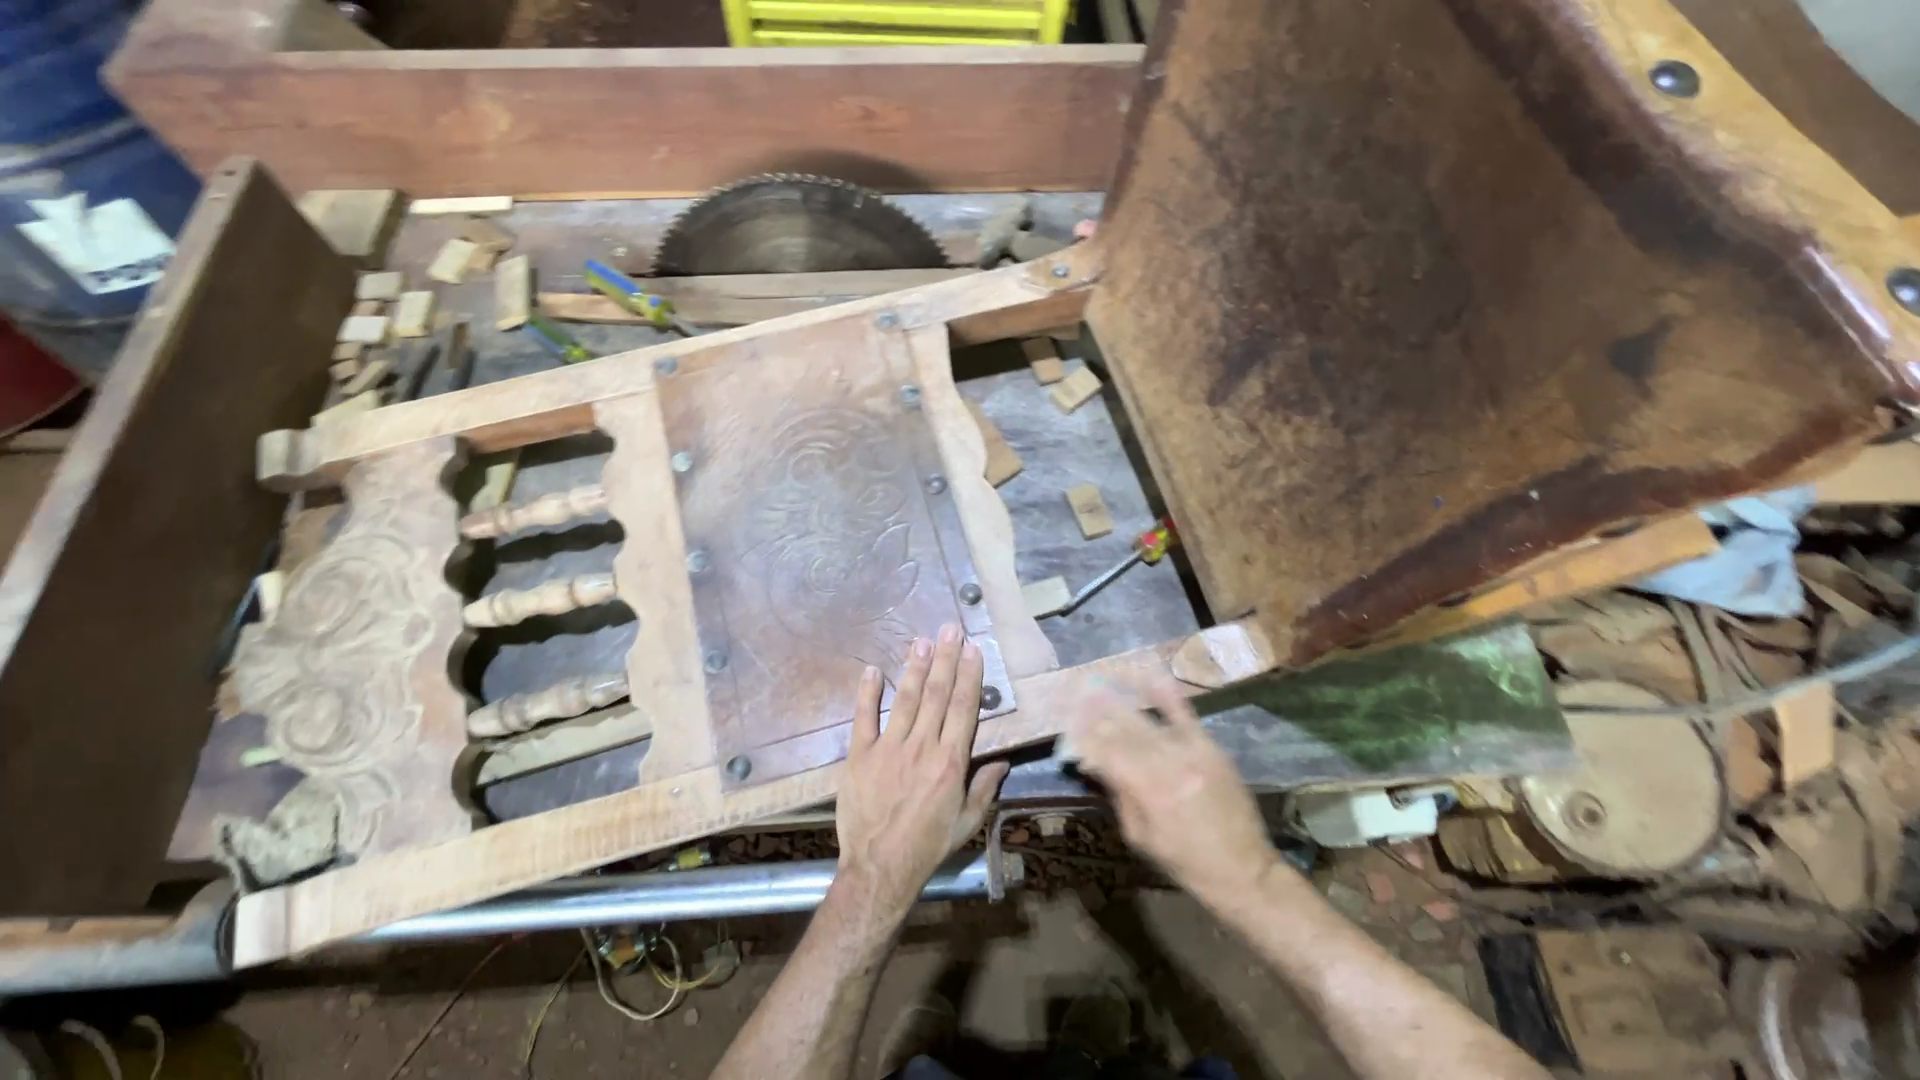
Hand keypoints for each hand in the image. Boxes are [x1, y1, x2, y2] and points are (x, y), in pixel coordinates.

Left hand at [835, 624, 1009, 919]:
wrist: (880, 868)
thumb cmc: (928, 847)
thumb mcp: (967, 822)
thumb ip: (984, 788)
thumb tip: (1003, 760)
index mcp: (950, 762)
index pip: (964, 708)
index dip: (969, 675)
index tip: (973, 649)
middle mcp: (922, 747)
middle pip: (937, 694)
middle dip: (946, 659)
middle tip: (950, 629)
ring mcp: (888, 749)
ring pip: (906, 699)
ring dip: (916, 667)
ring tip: (922, 640)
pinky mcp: (860, 756)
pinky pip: (864, 718)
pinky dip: (868, 693)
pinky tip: (873, 670)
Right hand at [1067, 675, 1281, 902]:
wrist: (1242, 870)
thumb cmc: (1183, 862)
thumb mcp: (1140, 838)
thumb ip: (1119, 796)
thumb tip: (1097, 764)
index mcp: (1148, 793)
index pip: (1107, 754)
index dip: (1086, 739)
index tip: (1068, 726)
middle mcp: (1169, 766)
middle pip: (1125, 733)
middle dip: (1097, 714)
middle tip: (1076, 697)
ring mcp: (1193, 753)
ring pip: (1149, 723)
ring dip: (1121, 704)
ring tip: (1100, 687)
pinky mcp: (1211, 749)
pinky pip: (1187, 717)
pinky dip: (1168, 696)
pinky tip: (1151, 675)